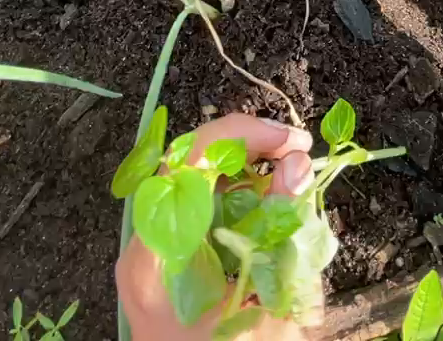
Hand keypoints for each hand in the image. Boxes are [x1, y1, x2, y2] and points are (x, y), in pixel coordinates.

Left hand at [115, 115, 310, 340]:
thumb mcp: (272, 307)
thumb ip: (284, 230)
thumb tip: (297, 161)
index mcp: (154, 257)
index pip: (188, 160)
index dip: (242, 136)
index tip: (293, 141)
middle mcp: (145, 248)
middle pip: (192, 165)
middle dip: (250, 150)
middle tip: (298, 153)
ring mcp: (156, 256)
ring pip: (200, 183)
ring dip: (248, 173)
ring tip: (292, 181)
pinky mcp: (172, 265)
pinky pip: (205, 211)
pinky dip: (242, 201)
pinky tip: (274, 214)